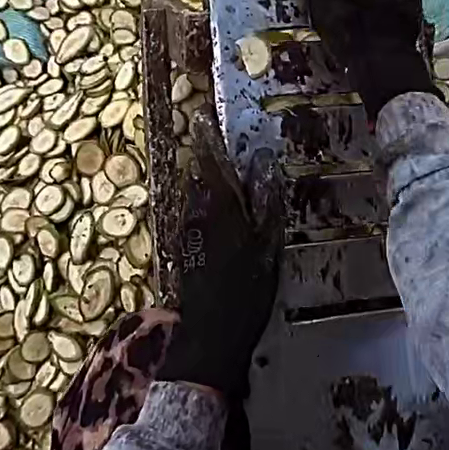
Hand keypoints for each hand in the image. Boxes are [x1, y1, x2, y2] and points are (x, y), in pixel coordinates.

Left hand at [155, 111, 284, 400]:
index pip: (211, 162)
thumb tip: (264, 165)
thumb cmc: (244, 291)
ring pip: (193, 191)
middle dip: (204, 155)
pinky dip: (200, 200)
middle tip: (213, 137)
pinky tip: (212, 206)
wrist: (208, 332)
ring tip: (214, 167)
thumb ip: (265, 203)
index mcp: (220, 206)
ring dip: (201, 176)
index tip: (204, 117)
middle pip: (198, 174)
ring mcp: (186, 228)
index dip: (208, 138)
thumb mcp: (266, 247)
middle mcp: (197, 211)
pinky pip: (191, 210)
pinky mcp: (182, 243)